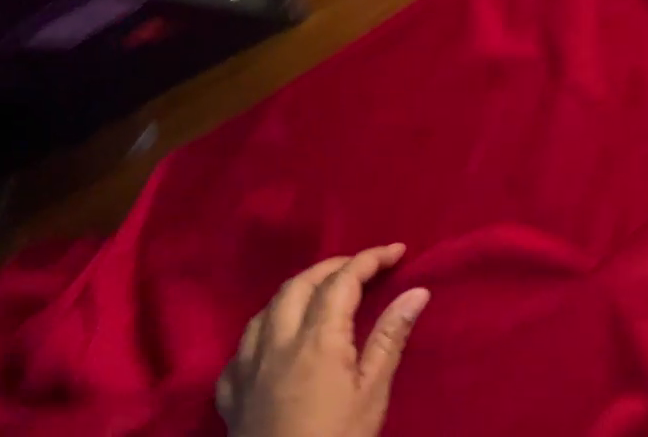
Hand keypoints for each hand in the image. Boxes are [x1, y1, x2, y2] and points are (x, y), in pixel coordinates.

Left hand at [218, 244, 430, 436]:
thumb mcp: (372, 392)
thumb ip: (390, 337)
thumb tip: (416, 291)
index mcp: (316, 341)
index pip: (342, 281)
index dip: (370, 259)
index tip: (398, 252)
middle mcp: (276, 345)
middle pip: (298, 286)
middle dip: (333, 267)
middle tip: (364, 267)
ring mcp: (246, 370)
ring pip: (265, 310)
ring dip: (297, 291)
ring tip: (324, 293)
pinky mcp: (230, 396)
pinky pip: (241, 348)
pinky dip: (265, 329)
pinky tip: (277, 341)